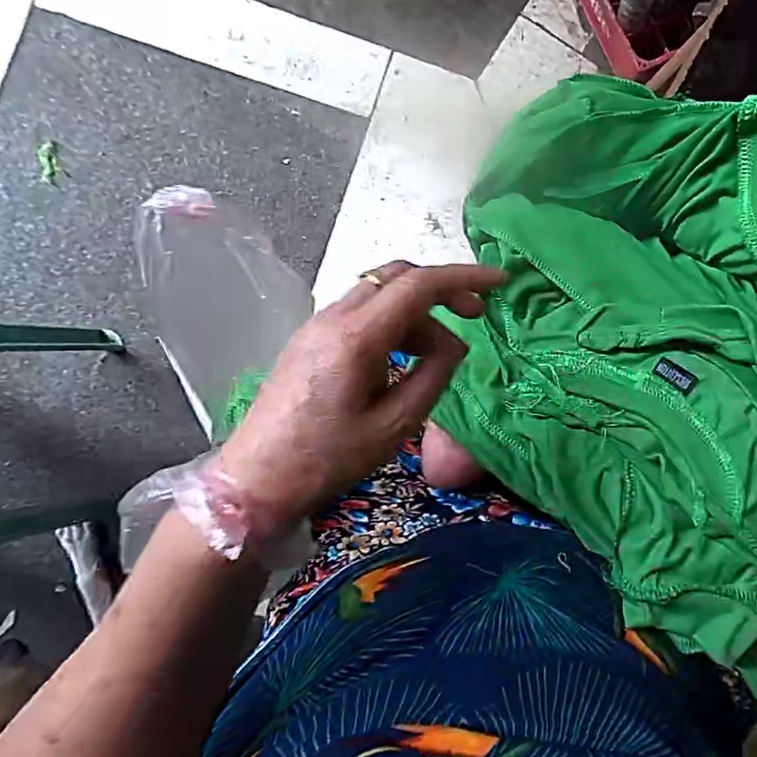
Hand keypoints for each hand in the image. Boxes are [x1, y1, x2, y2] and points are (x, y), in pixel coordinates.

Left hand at [216, 261, 503, 536]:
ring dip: (418, 310)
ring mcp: (317, 326)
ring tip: (440, 354)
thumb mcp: (395, 426)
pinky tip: (406, 357)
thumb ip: (433, 376)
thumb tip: (455, 344)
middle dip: (443, 287)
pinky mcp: (311, 340)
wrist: (255, 480)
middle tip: (475, 315)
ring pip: (380, 293)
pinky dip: (395, 322)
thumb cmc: (327, 460)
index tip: (500, 282)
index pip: (418, 286)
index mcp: (356, 338)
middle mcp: (334, 319)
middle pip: (397, 277)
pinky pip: (362, 312)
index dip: (464, 278)